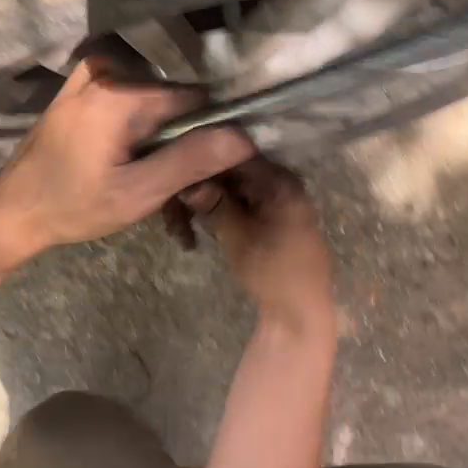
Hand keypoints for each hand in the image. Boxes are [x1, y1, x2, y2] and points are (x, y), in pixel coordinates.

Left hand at [0, 59, 254, 265]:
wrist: (13, 210)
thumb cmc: (72, 206)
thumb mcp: (138, 193)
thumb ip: (191, 161)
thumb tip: (245, 136)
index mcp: (119, 93)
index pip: (193, 97)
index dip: (210, 129)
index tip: (209, 163)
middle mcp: (105, 72)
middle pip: (170, 97)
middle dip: (182, 133)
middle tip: (175, 178)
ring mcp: (88, 76)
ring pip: (150, 98)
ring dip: (159, 131)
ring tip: (151, 171)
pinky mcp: (78, 88)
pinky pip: (127, 96)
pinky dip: (136, 123)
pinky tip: (130, 155)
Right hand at [181, 159, 333, 330]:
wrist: (298, 313)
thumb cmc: (272, 271)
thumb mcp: (237, 235)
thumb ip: (213, 203)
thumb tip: (184, 180)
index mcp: (280, 181)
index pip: (234, 154)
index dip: (202, 161)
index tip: (174, 170)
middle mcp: (280, 184)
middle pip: (231, 173)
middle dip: (200, 186)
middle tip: (169, 206)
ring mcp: (275, 203)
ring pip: (231, 192)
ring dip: (205, 204)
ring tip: (177, 225)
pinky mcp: (269, 220)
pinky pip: (239, 207)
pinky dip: (218, 215)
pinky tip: (193, 229)